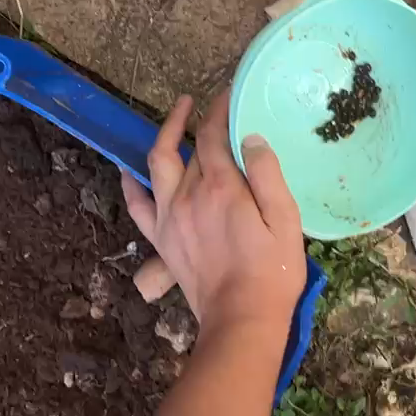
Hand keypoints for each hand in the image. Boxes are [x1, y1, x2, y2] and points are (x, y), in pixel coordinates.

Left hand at [120, 88, 305, 339]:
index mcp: (220, 186)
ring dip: (166, 135)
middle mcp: (187, 194)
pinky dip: (131, 182)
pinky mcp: (161, 239)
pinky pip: (137, 204)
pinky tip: (129, 169)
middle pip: (190, 146)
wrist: (241, 320)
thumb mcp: (286, 218)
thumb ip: (267, 173)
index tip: (229, 94)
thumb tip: (250, 138)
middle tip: (210, 104)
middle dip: (200, 119)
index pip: (214, 133)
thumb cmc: (273, 270)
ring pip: (158, 163)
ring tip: (177, 116)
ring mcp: (169, 216)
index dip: (220, 109)